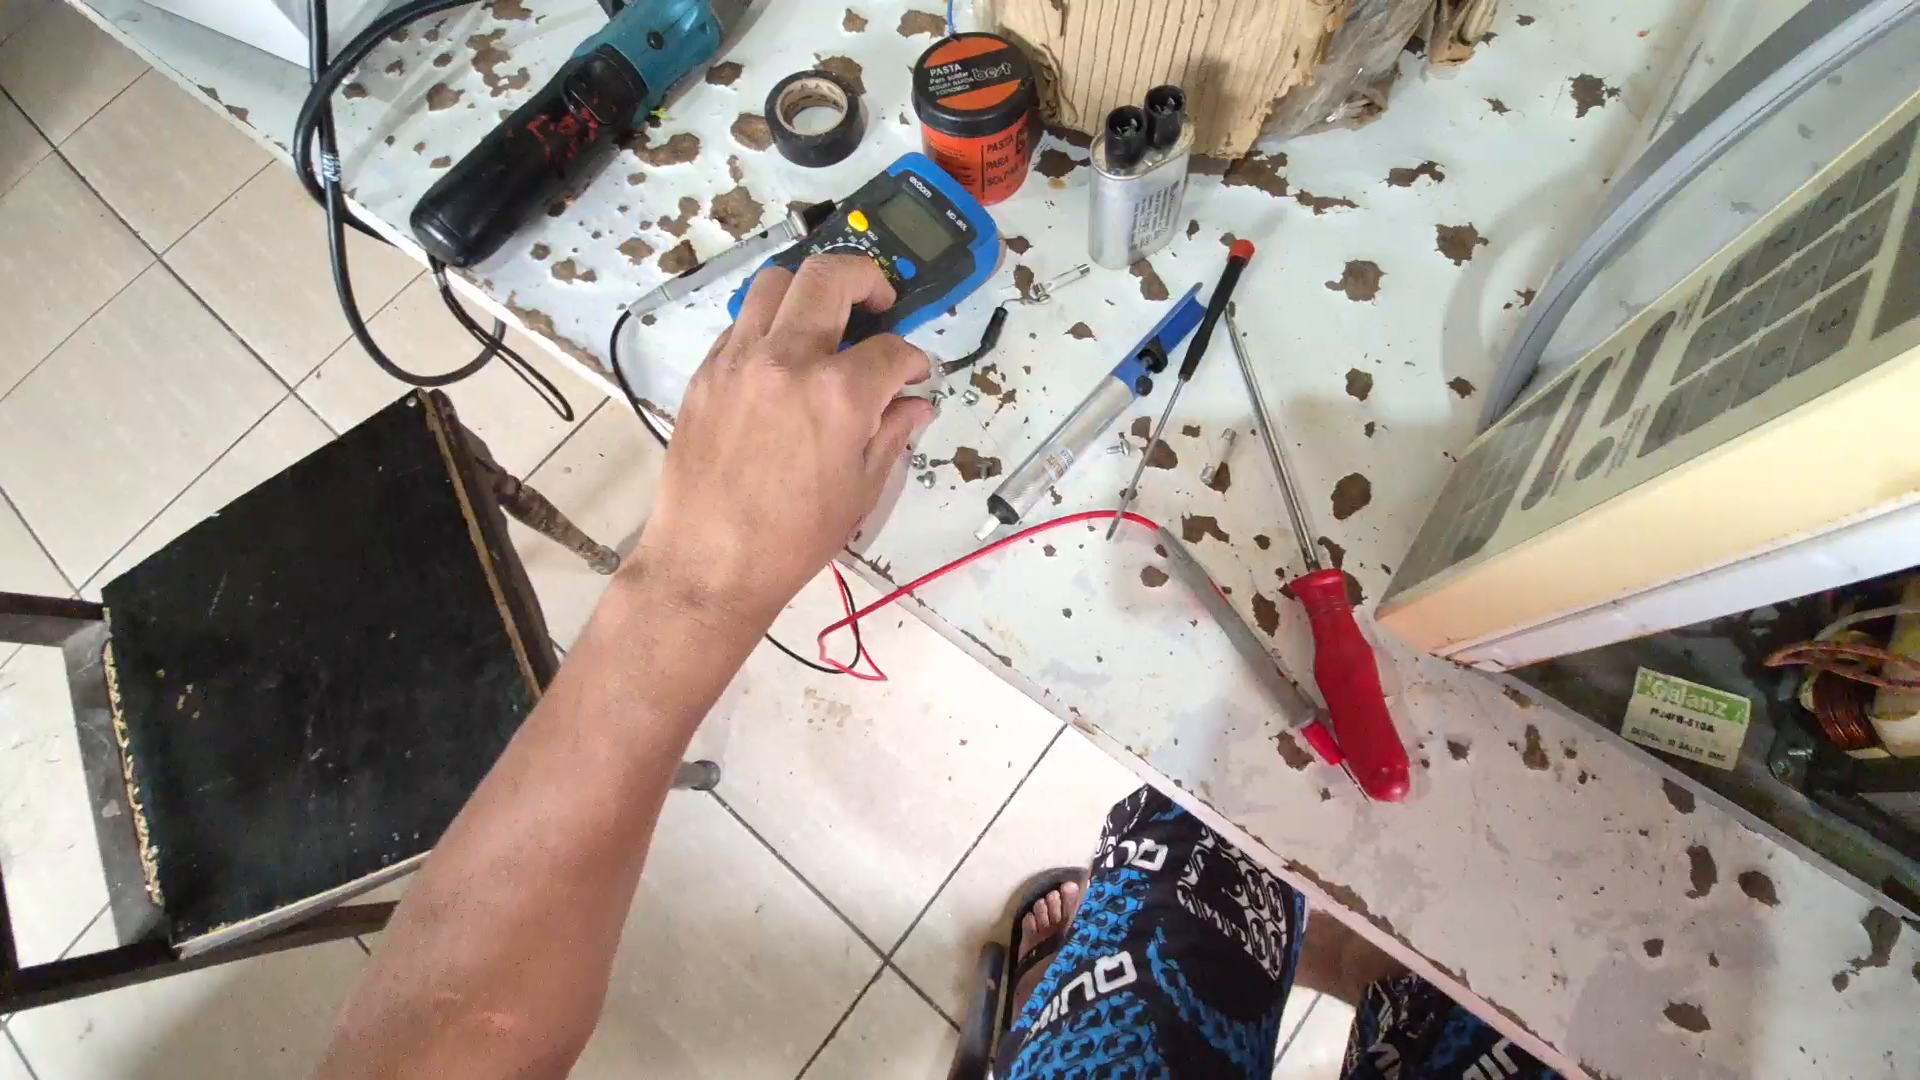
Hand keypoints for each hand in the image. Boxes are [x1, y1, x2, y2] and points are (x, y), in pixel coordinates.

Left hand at [632, 254, 934, 625]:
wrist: (711, 562)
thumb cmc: (794, 537)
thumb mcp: (861, 488)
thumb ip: (892, 432)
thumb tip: (915, 404)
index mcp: (839, 394)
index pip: (892, 349)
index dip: (914, 360)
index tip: (914, 374)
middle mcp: (788, 360)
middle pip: (831, 276)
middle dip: (867, 279)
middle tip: (879, 304)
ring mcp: (739, 360)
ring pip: (777, 283)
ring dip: (810, 291)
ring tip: (824, 322)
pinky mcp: (706, 373)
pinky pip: (742, 323)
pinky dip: (771, 326)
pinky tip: (782, 361)